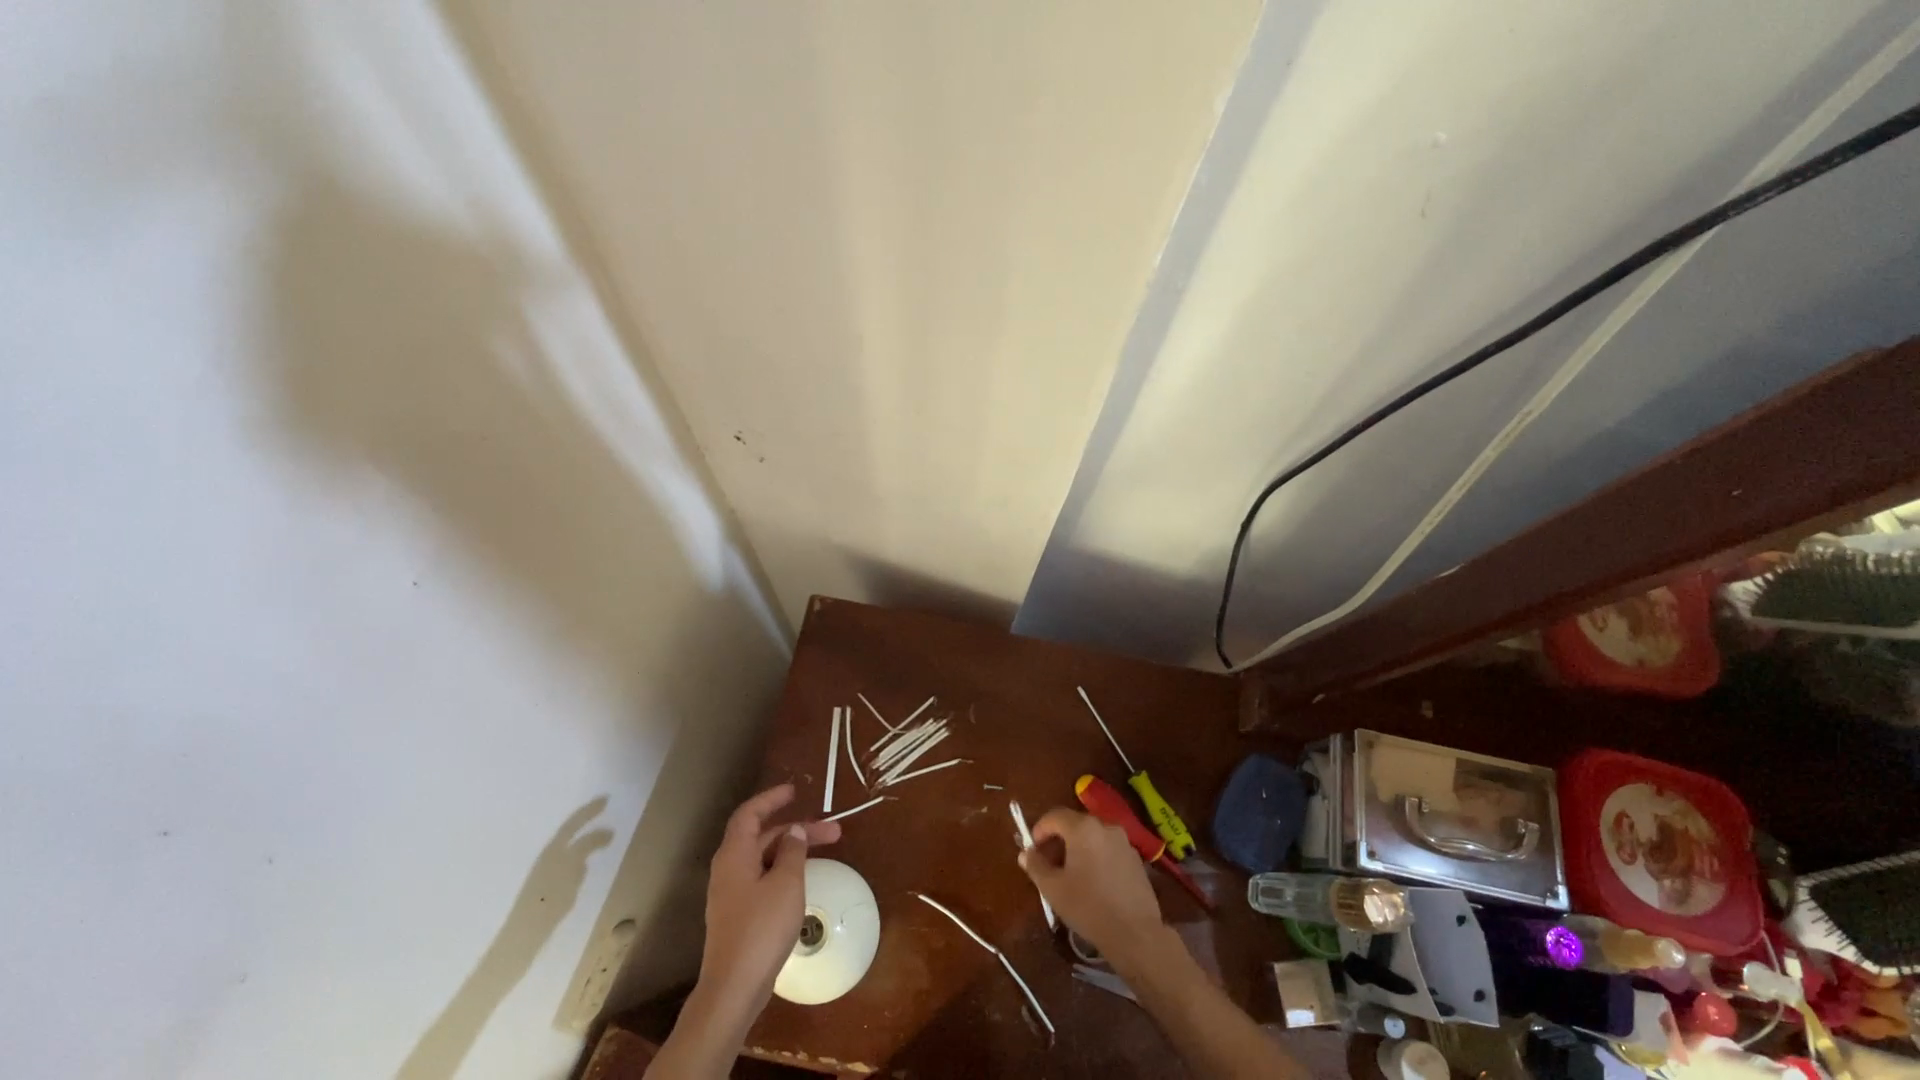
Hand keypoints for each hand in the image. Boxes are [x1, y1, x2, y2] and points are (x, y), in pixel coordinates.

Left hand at [695, 784, 841, 1015]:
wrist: (734, 985)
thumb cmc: (762, 928)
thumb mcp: (786, 884)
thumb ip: (792, 852)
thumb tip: (794, 831)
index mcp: (735, 854)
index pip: (750, 814)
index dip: (771, 799)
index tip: (794, 791)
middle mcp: (728, 868)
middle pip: (761, 837)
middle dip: (795, 829)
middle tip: (833, 831)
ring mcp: (731, 893)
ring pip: (763, 859)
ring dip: (792, 850)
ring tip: (824, 853)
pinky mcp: (737, 914)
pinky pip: (761, 878)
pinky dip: (782, 870)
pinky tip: (802, 881)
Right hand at [1019, 808, 1163, 961]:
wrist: (1134, 932)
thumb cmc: (1087, 906)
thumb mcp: (1052, 888)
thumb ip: (1036, 865)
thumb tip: (1026, 853)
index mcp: (1083, 828)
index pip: (1054, 816)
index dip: (1039, 830)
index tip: (1032, 850)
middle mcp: (1106, 827)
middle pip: (1075, 824)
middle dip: (1058, 840)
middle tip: (1047, 864)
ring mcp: (1124, 842)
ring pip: (1093, 837)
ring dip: (1077, 849)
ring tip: (1069, 875)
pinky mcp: (1136, 860)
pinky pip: (1108, 850)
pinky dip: (1095, 857)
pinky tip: (1093, 883)